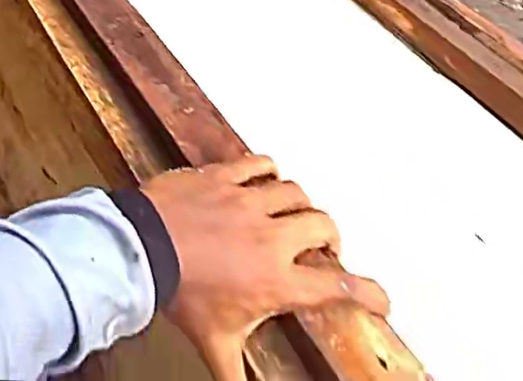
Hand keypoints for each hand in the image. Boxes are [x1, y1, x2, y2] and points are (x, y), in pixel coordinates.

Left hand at [143, 155, 388, 380]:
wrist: (143, 246)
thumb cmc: (181, 294)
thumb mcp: (215, 344)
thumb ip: (238, 377)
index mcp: (277, 280)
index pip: (336, 286)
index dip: (367, 292)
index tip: (380, 297)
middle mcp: (271, 237)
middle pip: (323, 226)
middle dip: (330, 237)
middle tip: (321, 246)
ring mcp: (247, 200)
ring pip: (294, 191)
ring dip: (300, 203)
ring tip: (292, 213)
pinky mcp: (223, 176)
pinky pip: (258, 163)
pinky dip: (268, 169)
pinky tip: (265, 177)